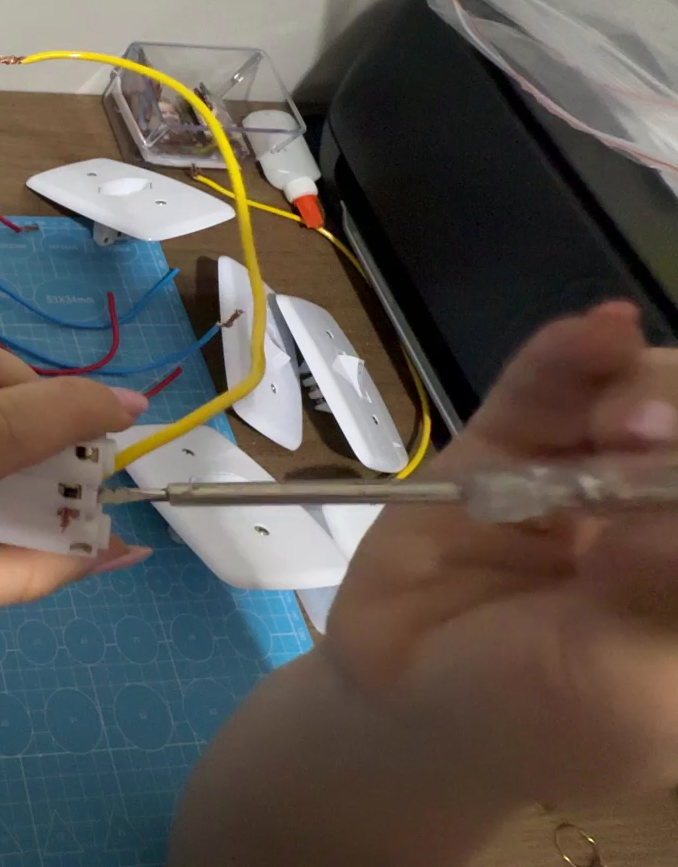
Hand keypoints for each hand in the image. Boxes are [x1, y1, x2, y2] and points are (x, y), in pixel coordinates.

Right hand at [326, 302, 677, 800]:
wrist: (397, 693)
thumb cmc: (533, 716)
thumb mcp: (622, 680)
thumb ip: (657, 594)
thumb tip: (673, 514)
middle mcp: (661, 515)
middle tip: (652, 444)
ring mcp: (578, 477)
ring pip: (636, 397)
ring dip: (639, 392)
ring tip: (620, 425)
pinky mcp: (494, 454)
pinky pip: (534, 397)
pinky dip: (561, 359)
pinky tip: (590, 330)